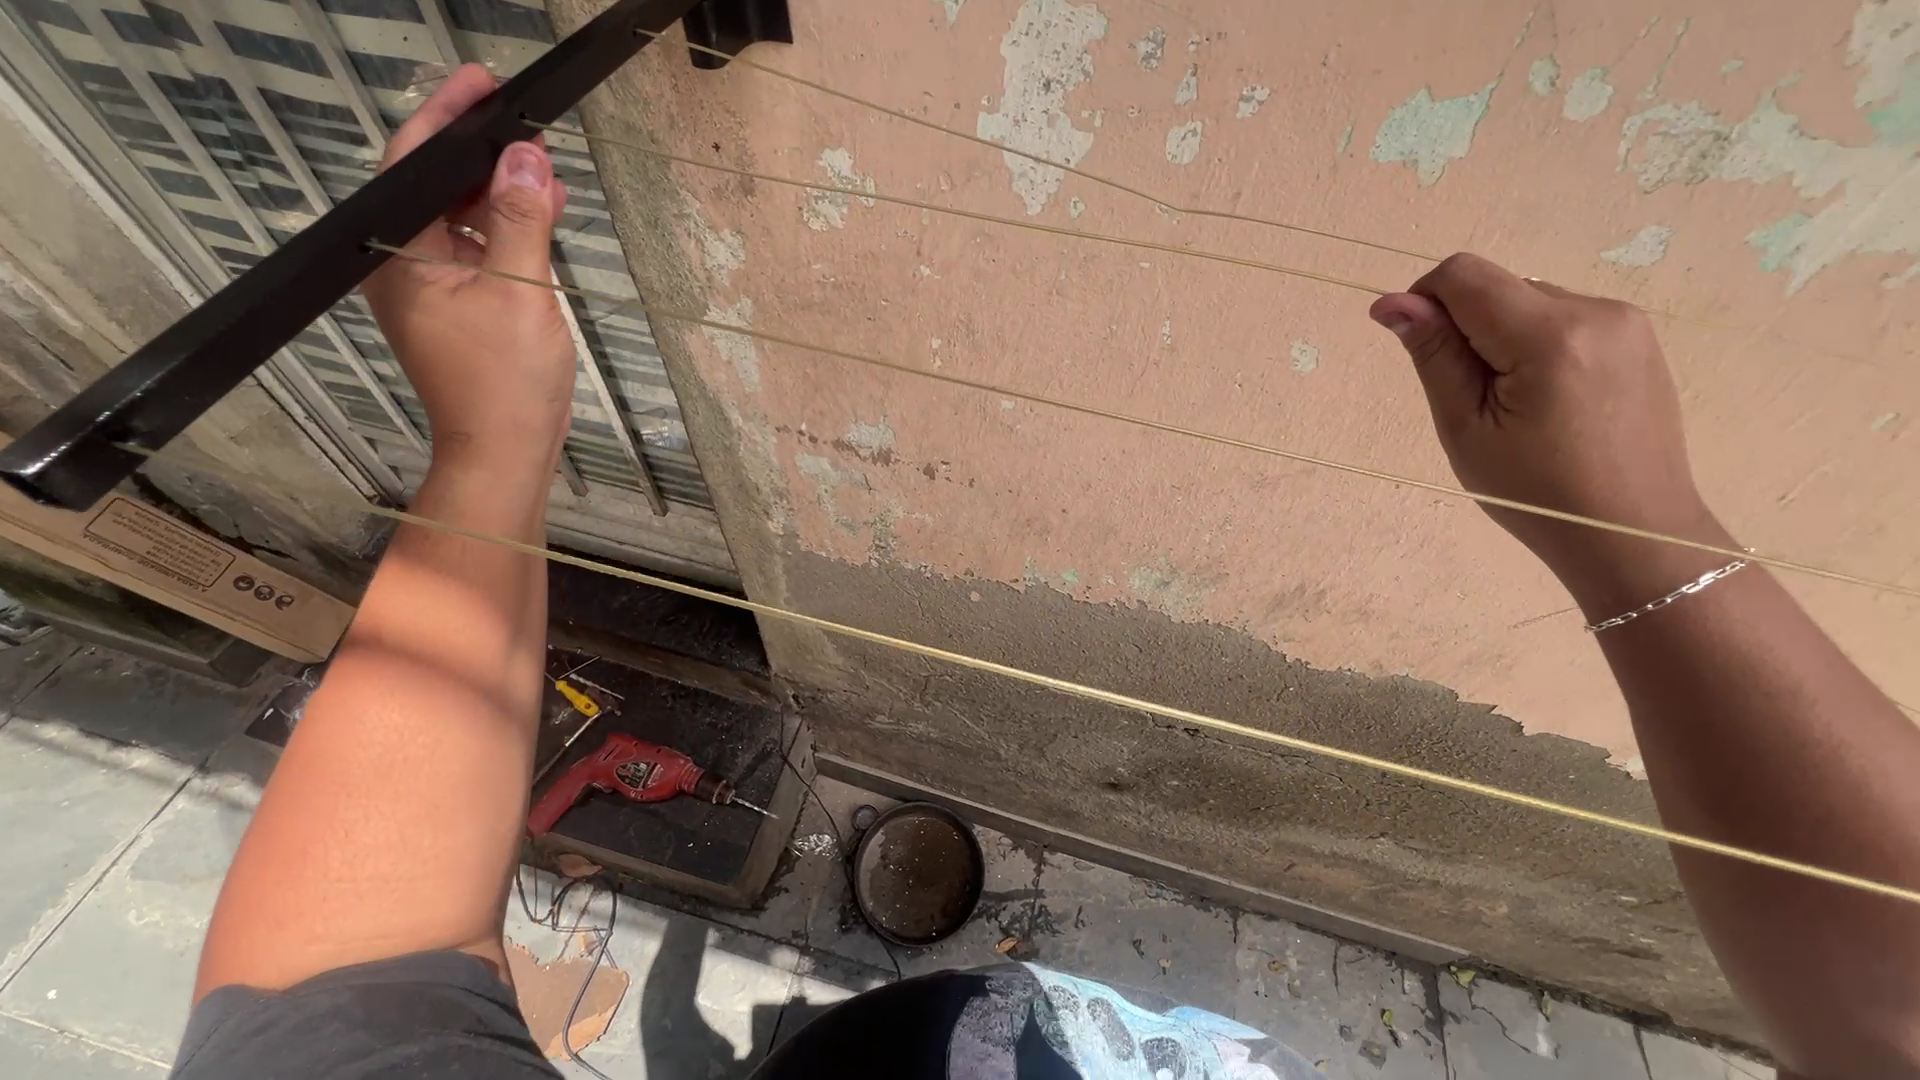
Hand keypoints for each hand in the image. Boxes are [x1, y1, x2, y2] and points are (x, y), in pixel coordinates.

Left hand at [361, 64, 575, 475]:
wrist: (504, 452)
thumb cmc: (506, 381)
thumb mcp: (521, 293)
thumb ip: (521, 220)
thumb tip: (526, 157)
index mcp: (401, 252)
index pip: (413, 163)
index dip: (448, 117)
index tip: (484, 84)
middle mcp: (404, 262)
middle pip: (435, 186)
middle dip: (480, 154)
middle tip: (526, 125)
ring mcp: (431, 287)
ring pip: (461, 218)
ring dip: (500, 194)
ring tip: (545, 169)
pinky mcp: (460, 307)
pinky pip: (479, 251)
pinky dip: (508, 231)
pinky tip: (543, 217)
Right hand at [1369, 254, 1725, 600]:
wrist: (1629, 531)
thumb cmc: (1534, 492)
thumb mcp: (1465, 428)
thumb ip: (1433, 356)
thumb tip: (1393, 304)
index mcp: (1550, 335)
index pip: (1464, 276)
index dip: (1424, 302)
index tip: (1420, 351)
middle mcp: (1596, 309)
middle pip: (1497, 286)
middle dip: (1465, 328)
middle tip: (1470, 398)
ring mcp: (1625, 320)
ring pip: (1528, 300)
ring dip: (1499, 336)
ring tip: (1510, 404)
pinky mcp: (1636, 336)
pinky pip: (1561, 317)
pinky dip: (1532, 343)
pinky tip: (1542, 397)